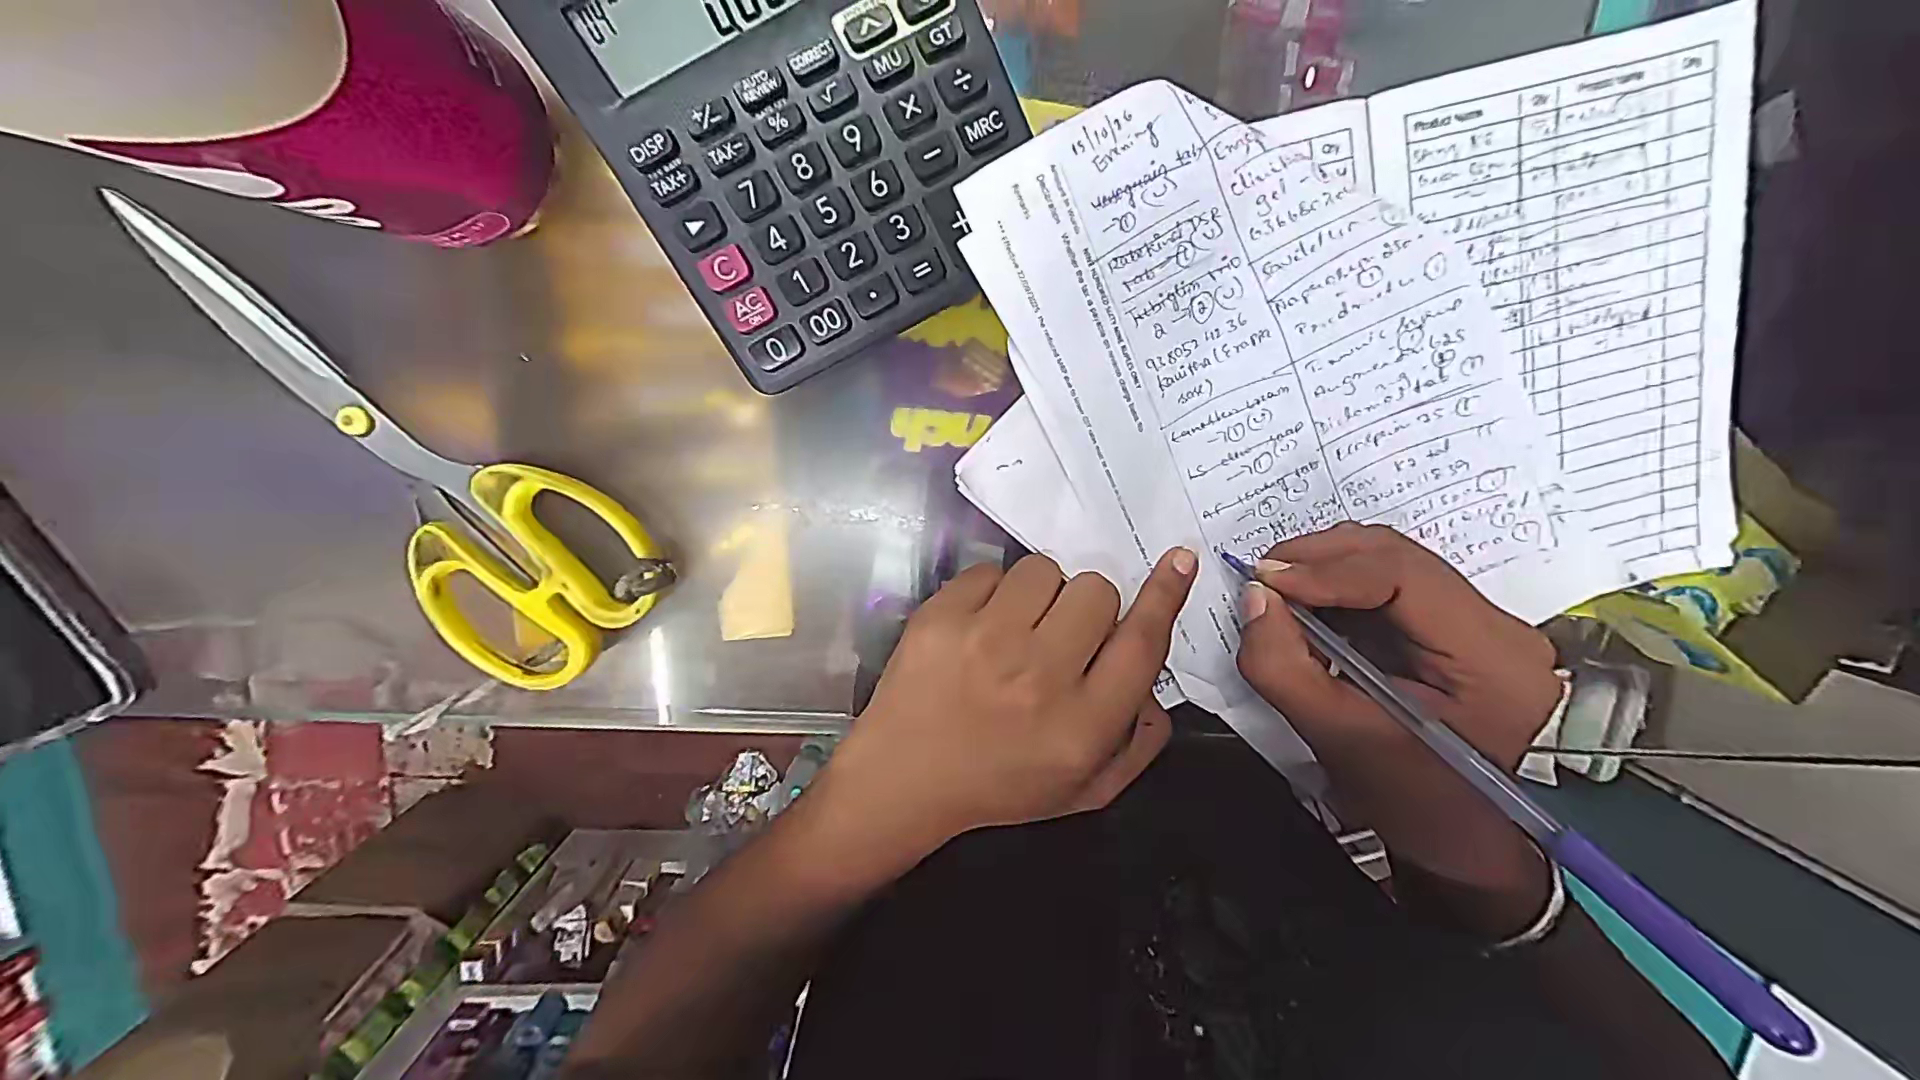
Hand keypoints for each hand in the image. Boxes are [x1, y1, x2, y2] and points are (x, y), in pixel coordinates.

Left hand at [810, 548, 1195, 876]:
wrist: (903, 780)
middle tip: (1059, 634)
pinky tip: (979, 627)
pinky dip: (993, 592)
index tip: (1178, 559)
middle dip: (1087, 607)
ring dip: (1041, 593)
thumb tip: (1156, 685)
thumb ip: (1137, 742)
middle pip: (1096, 591)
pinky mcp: (940, 617)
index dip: (1165, 596)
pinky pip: (990, 570)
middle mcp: (1039, 676)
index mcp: (1082, 723)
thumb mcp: (1084, 790)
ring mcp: (985, 640)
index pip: (1141, 643)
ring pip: (1044, 570)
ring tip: (1016, 628)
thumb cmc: (998, 786)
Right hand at [1235, 523, 1559, 922]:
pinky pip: (1381, 581)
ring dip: (1323, 565)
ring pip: (1387, 559)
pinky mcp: (1446, 625)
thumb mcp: (1339, 738)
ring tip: (1276, 588)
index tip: (1264, 583)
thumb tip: (1255, 598)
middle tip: (1261, 578)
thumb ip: (1284, 667)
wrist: (1459, 836)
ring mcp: (1474, 621)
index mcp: (1491, 657)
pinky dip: (1332, 582)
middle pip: (1395, 554)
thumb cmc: (1412, 802)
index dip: (1327, 571)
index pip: (1404, 576)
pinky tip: (1304, 602)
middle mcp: (1496, 626)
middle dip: (1318, 558)